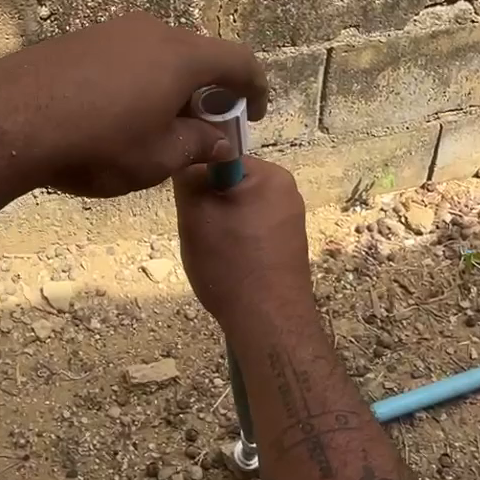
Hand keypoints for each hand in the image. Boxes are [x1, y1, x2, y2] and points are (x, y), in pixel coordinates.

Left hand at [0, 13, 268, 198]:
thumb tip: (221, 141)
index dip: (255, 88)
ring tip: (157, 128)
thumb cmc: (98, 144)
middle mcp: (152, 31)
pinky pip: (126, 57)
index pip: (239, 61)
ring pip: (159, 56)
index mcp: (182, 56)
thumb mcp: (158, 158)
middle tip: (202, 131)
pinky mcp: (79, 39)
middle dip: (208, 93)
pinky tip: (117, 116)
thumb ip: (199, 145)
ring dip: (171, 88)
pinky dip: (139, 83)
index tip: (255, 114)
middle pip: (198, 56)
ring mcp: (112, 30)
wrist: (9, 121)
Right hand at [174, 157, 314, 329]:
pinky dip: (236, 240)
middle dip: (210, 204)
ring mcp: (291, 218)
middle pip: (230, 183)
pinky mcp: (289, 243)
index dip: (197, 180)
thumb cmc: (230, 264)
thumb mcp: (195, 215)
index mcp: (270, 175)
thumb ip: (189, 177)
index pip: (219, 157)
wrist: (268, 322)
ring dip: (221, 224)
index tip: (191, 208)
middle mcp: (287, 190)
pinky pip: (253, 228)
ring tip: (215, 253)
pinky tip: (231, 264)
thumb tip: (187, 157)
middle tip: (200, 233)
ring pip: (239, 208)